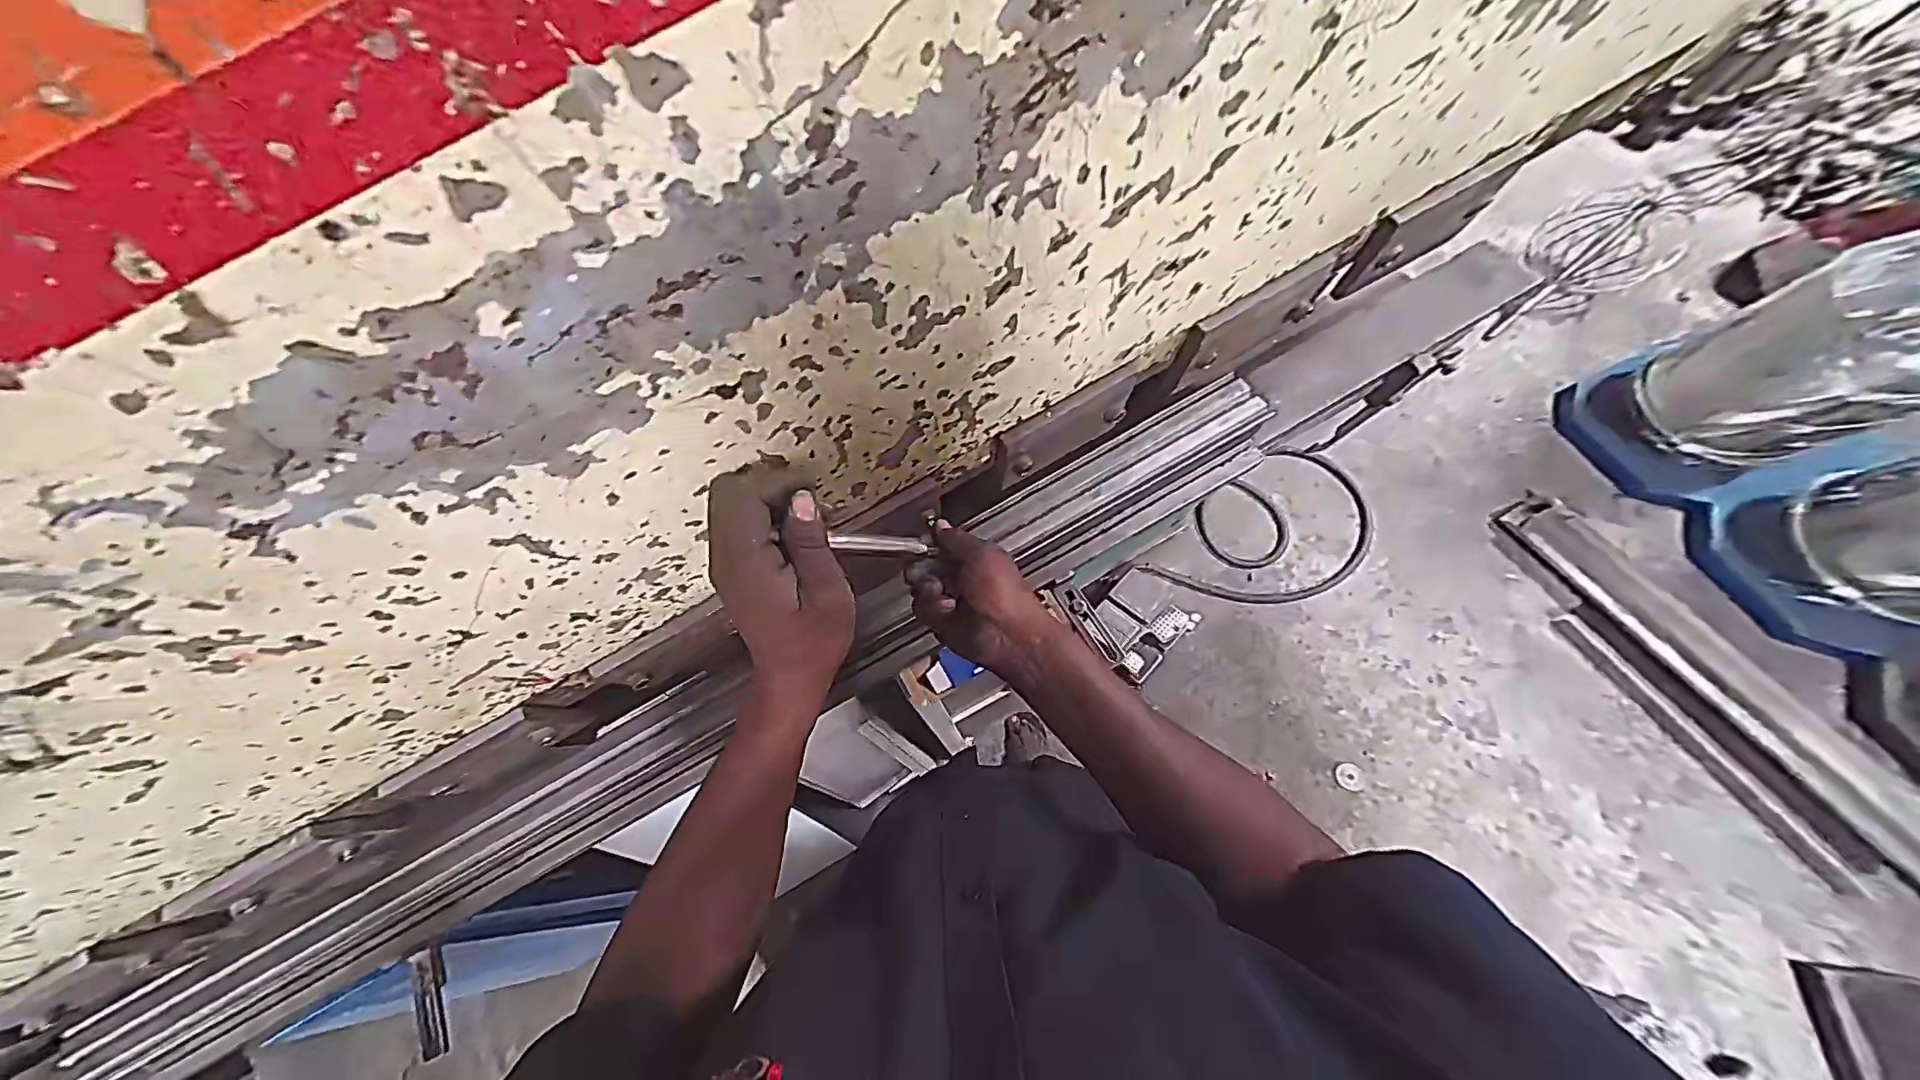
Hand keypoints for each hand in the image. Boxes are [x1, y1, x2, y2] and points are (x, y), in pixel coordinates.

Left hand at [708, 463, 854, 708]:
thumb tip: (803, 499)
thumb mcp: (828, 592)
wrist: (789, 676)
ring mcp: (723, 562)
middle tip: (807, 502)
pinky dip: (763, 514)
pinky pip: (736, 522)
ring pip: (729, 502)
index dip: (779, 483)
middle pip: (728, 490)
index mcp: (746, 561)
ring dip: (767, 498)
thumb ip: (811, 542)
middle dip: (769, 485)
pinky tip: (792, 534)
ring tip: (805, 519)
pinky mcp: (731, 566)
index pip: (743, 494)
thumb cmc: (814, 642)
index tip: (812, 493)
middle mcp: (725, 557)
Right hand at [907, 525, 1076, 685]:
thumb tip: (939, 526)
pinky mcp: (944, 622)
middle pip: (927, 565)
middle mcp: (963, 580)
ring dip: (928, 589)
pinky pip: (922, 608)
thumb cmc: (1004, 596)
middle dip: (923, 566)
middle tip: (927, 569)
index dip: (932, 544)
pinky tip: (945, 608)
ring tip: (941, 592)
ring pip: (920, 587)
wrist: (1006, 635)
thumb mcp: (980, 553)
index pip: (944, 545)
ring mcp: (952, 601)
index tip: (924, 542)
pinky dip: (931, 607)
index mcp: (977, 559)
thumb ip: (956, 538)